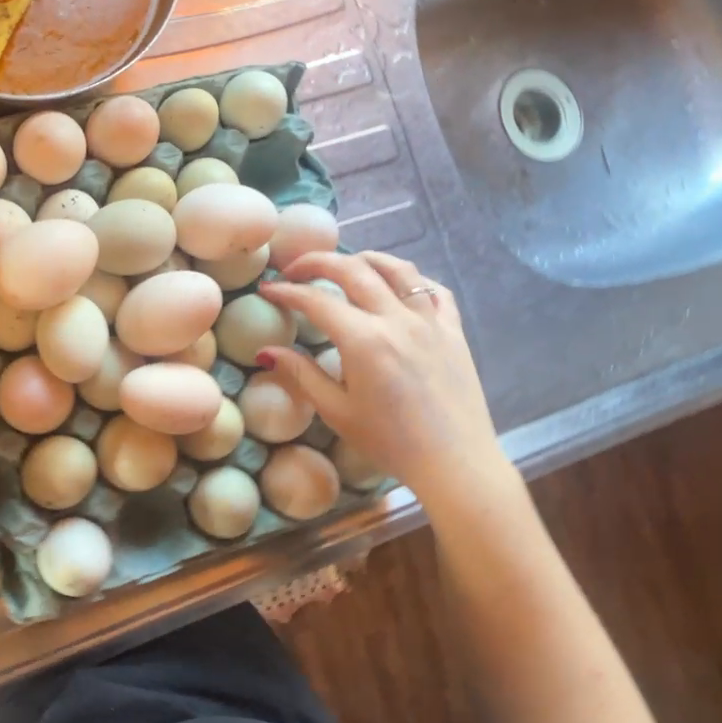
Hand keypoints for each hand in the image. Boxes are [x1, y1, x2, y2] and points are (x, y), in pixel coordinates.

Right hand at [257, 253, 509, 499]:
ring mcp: (431, 321)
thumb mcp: (337, 411)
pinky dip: (411, 279)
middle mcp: (397, 320)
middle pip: (353, 269)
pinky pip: (434, 290)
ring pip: (398, 269)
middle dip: (317, 262)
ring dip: (365, 259)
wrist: (455, 463)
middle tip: (294, 270)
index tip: (267, 289)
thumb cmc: (390, 442)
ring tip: (345, 265)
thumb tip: (267, 352)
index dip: (286, 291)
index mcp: (364, 341)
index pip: (316, 300)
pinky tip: (397, 286)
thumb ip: (302, 374)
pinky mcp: (454, 331)